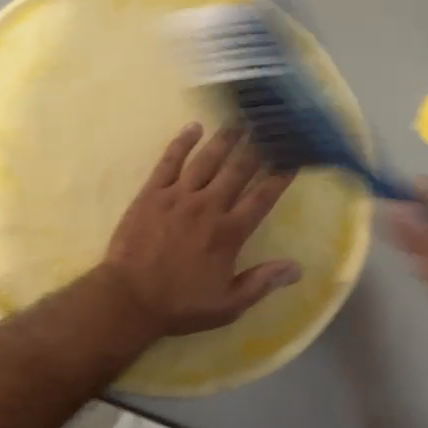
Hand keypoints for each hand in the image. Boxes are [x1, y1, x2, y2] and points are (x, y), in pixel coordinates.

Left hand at [97, 123, 301, 337]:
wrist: (130, 297)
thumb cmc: (181, 305)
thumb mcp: (228, 305)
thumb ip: (262, 282)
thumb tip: (297, 267)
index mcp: (229, 233)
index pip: (261, 198)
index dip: (279, 177)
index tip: (292, 158)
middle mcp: (208, 207)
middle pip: (237, 171)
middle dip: (255, 148)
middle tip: (268, 128)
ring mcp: (178, 195)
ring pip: (206, 159)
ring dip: (224, 139)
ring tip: (239, 122)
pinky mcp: (152, 192)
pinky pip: (170, 160)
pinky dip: (182, 142)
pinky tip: (194, 127)